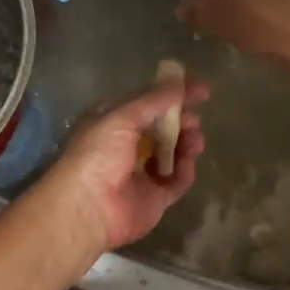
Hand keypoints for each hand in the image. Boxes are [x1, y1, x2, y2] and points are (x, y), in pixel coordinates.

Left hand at [37, 78, 209, 251]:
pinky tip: (188, 162)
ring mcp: (142, 171)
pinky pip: (177, 179)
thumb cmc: (98, 154)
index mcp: (113, 121)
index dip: (173, 93)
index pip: (148, 101)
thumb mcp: (121, 117)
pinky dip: (185, 169)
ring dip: (187, 142)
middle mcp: (127, 144)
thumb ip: (153, 101)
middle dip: (182, 120)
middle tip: (194, 119)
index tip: (202, 90)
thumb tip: (179, 82)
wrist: (88, 207)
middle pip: (163, 127)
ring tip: (195, 140)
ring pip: (173, 151)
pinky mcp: (156, 196)